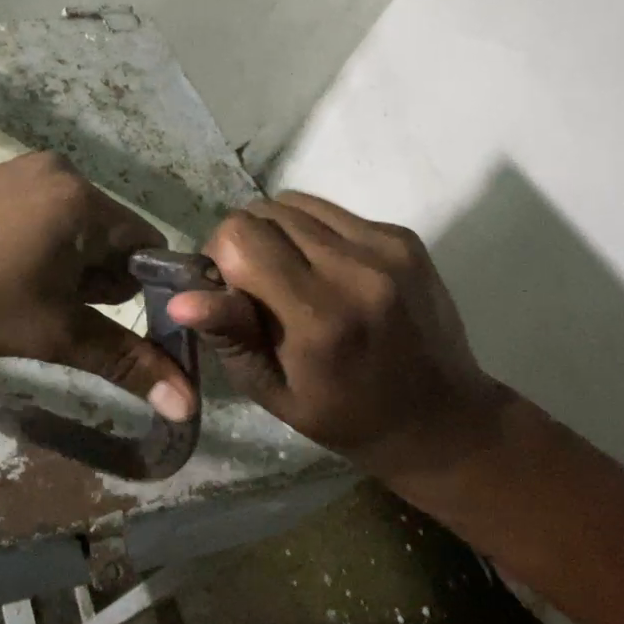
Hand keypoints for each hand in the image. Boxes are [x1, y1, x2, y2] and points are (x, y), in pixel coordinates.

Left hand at [0, 152, 196, 420]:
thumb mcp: (59, 334)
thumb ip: (126, 362)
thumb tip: (188, 407)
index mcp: (83, 198)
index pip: (146, 245)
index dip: (138, 289)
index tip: (103, 316)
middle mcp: (62, 169)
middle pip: (111, 233)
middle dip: (95, 275)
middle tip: (54, 304)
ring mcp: (26, 167)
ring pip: (78, 224)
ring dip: (69, 261)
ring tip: (27, 286)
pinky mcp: (1, 175)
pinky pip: (47, 209)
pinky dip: (43, 240)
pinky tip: (9, 264)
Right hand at [169, 191, 507, 480]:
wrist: (443, 420)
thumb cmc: (344, 416)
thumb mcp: (272, 390)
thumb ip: (229, 335)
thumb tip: (180, 298)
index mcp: (318, 318)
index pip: (239, 238)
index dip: (219, 257)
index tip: (228, 289)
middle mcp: (354, 272)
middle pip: (261, 212)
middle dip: (244, 241)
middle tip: (257, 284)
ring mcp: (384, 249)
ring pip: (292, 202)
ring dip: (276, 231)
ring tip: (290, 274)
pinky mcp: (403, 236)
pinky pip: (329, 210)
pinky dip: (311, 231)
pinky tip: (325, 270)